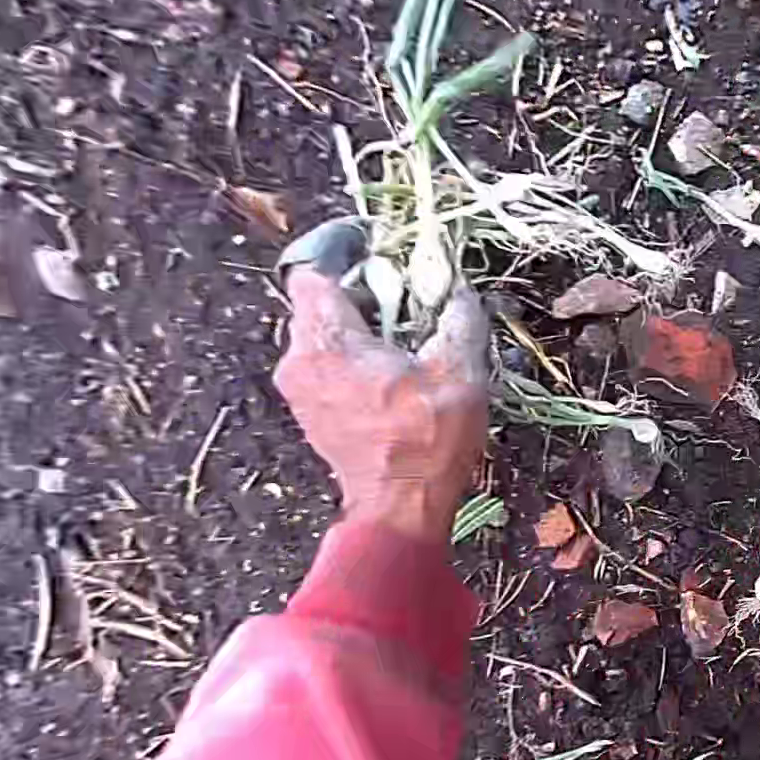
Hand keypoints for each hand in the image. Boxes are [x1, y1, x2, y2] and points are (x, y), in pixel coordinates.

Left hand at [275, 263, 488, 543]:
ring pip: (326, 341)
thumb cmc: (430, 438)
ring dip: (364, 335)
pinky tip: (397, 381)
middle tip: (412, 310)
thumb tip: (460, 293)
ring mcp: (299, 391)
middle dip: (365, 300)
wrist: (401, 503)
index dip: (344, 257)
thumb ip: (459, 324)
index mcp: (328, 342)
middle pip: (321, 308)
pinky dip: (358, 364)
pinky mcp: (312, 414)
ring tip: (411, 349)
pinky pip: (328, 370)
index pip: (313, 274)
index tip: (380, 256)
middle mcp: (299, 360)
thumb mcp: (460, 375)